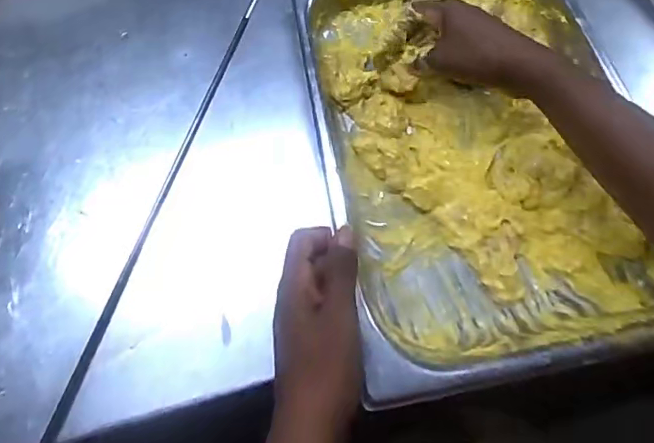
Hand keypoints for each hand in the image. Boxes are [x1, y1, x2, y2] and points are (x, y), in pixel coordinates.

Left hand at [270, 227, 360, 442]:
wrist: (310, 423)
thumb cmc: (325, 364)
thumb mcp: (338, 313)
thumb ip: (340, 271)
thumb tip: (344, 230)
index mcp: (291, 285)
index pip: (300, 240)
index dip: (326, 235)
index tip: (355, 247)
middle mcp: (288, 297)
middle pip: (306, 260)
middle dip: (334, 256)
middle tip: (366, 269)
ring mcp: (294, 320)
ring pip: (314, 285)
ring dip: (336, 281)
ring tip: (364, 292)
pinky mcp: (304, 342)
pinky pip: (318, 307)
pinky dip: (335, 303)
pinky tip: (354, 320)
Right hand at [409, 0, 571, 97]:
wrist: (526, 66)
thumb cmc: (477, 57)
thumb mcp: (442, 62)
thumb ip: (422, 61)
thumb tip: (411, 64)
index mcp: (445, 9)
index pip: (417, 8)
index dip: (405, 21)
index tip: (397, 36)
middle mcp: (462, 8)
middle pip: (435, 17)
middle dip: (423, 31)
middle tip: (411, 46)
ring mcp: (480, 19)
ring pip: (452, 27)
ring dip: (442, 40)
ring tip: (432, 55)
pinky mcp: (493, 33)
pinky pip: (467, 37)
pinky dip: (459, 46)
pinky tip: (457, 59)